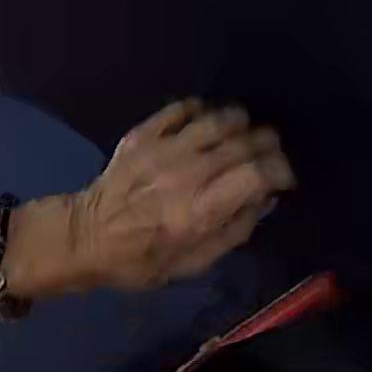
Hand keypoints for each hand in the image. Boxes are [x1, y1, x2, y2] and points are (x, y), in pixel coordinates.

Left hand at [41, 99, 294, 291]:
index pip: (256, 174)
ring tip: (244, 129)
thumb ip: (235, 229)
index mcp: (200, 211)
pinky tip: (206, 118)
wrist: (87, 236)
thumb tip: (266, 197)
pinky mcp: (143, 134)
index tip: (284, 176)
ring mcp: (162, 148)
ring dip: (238, 120)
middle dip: (266, 142)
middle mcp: (186, 173)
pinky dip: (200, 108)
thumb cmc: (143, 258)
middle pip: (242, 142)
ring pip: (215, 119)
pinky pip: (180, 108)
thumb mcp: (195, 263)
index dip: (280, 170)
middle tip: (270, 149)